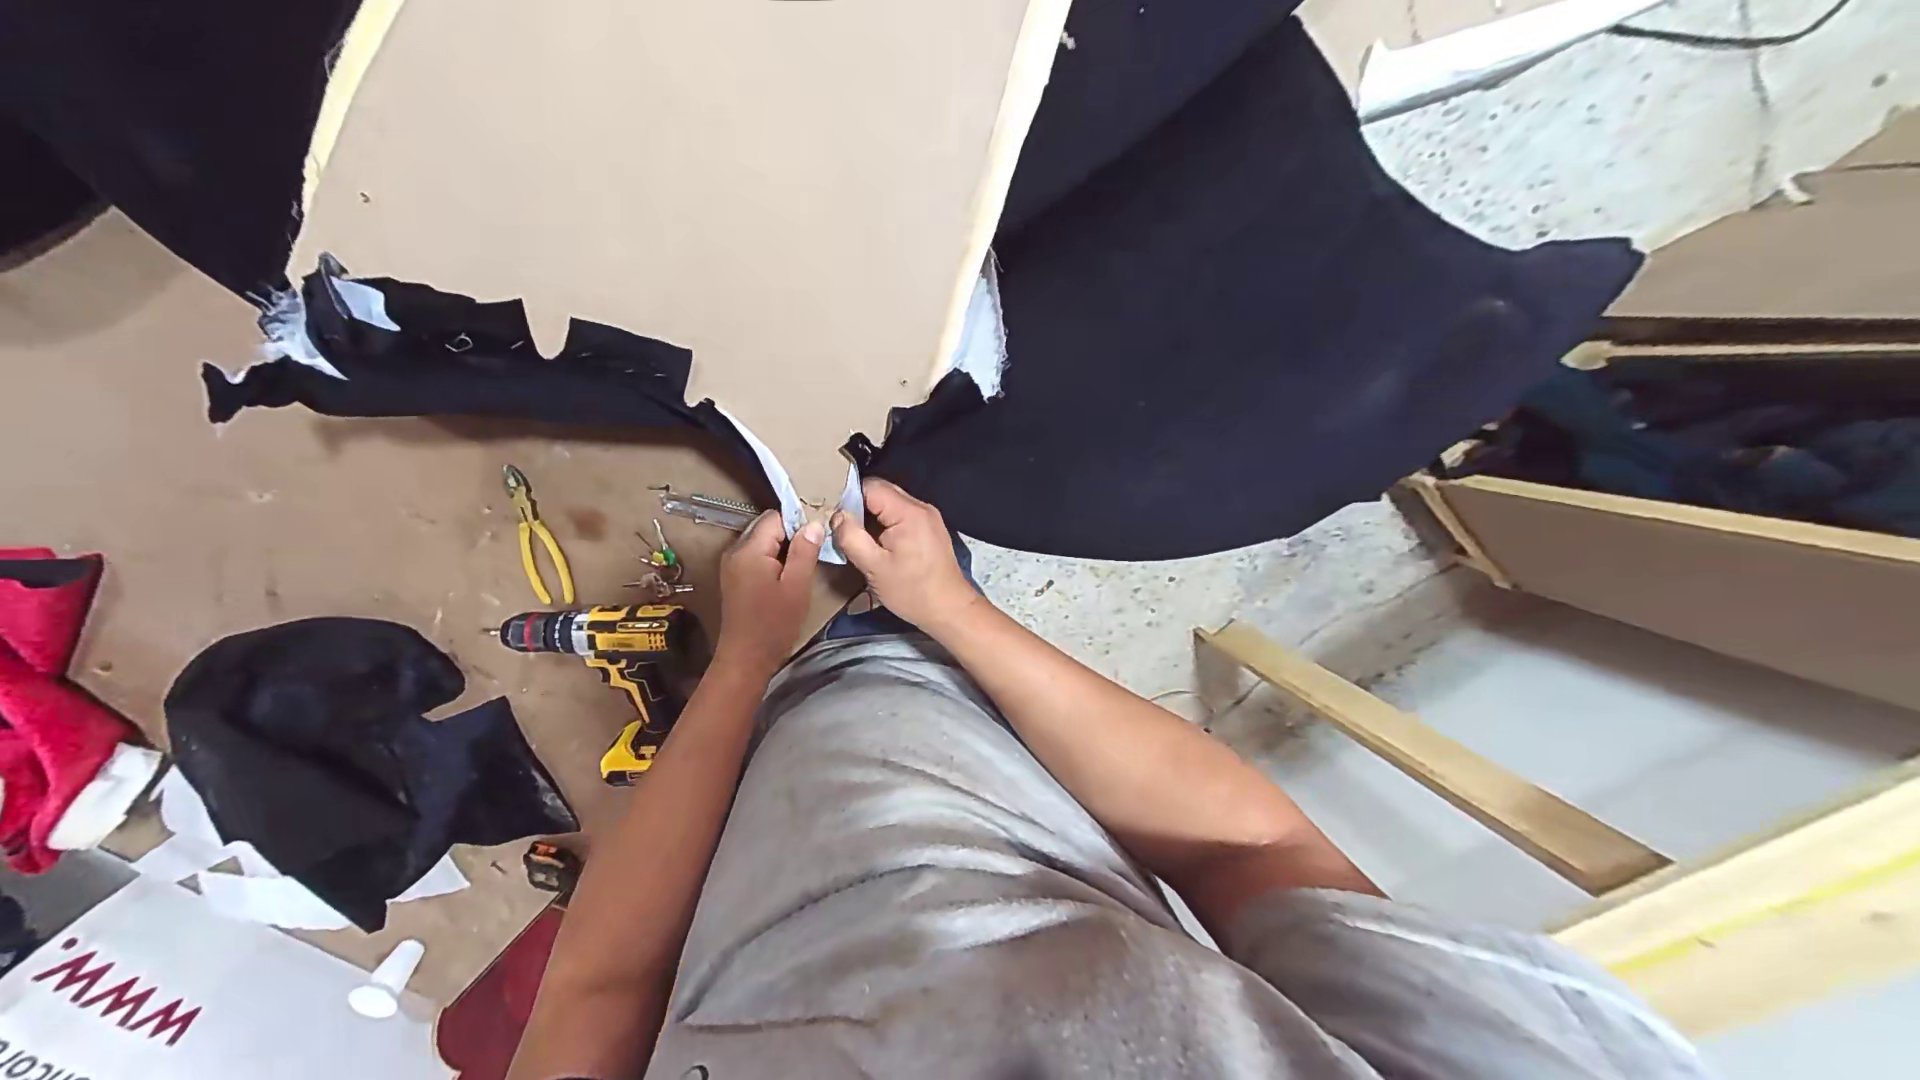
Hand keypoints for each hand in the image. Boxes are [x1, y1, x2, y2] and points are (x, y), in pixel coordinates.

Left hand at [714, 511, 822, 677]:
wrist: (746, 657)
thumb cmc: (774, 623)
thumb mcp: (796, 586)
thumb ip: (805, 551)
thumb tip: (814, 524)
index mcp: (749, 550)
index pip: (775, 518)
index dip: (798, 523)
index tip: (817, 538)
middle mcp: (735, 551)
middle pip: (767, 527)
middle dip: (791, 535)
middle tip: (813, 553)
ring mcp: (732, 564)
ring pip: (763, 542)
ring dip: (783, 549)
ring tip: (802, 566)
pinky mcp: (734, 577)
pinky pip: (756, 556)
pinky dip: (773, 560)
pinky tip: (786, 577)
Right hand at [831, 478, 981, 631]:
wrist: (949, 609)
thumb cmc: (913, 592)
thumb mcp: (874, 567)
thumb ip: (851, 537)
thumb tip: (837, 516)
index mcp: (909, 513)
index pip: (871, 486)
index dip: (849, 498)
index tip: (834, 516)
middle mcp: (921, 508)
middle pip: (881, 492)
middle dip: (859, 508)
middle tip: (843, 529)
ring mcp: (928, 517)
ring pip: (890, 504)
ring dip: (871, 518)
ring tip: (859, 539)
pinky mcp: (929, 528)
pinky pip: (901, 515)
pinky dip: (885, 525)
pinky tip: (877, 544)